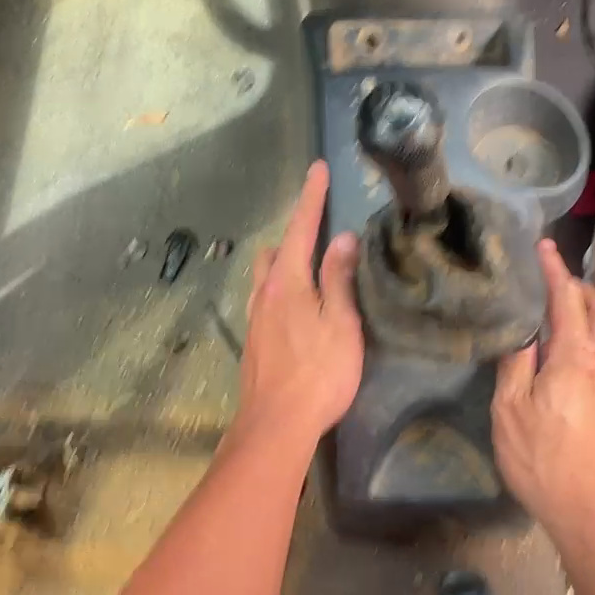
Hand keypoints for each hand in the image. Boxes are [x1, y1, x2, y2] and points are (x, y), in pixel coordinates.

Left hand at [237, 161, 364, 448]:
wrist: (275, 425)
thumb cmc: (318, 374)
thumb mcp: (341, 324)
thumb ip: (339, 279)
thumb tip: (341, 239)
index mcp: (287, 282)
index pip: (300, 227)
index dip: (311, 197)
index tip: (317, 168)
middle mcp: (264, 293)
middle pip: (275, 250)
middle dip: (294, 233)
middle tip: (320, 232)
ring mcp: (254, 318)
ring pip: (266, 276)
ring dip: (285, 263)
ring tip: (311, 269)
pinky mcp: (253, 340)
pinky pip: (265, 299)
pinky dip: (281, 288)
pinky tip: (297, 308)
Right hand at [491, 240, 594, 545]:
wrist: (593, 513)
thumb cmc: (543, 462)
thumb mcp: (510, 411)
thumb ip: (516, 364)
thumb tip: (520, 331)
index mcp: (575, 358)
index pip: (567, 299)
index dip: (555, 269)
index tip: (544, 246)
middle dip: (580, 286)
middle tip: (552, 281)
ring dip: (586, 311)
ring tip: (554, 314)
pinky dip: (588, 337)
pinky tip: (563, 355)